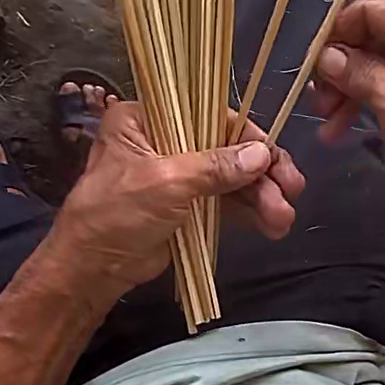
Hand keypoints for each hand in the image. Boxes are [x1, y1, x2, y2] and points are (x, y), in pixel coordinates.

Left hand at [46, 100, 305, 303]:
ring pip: (233, 177)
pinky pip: (227, 201)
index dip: (247, 135)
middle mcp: (167, 138)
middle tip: (292, 191)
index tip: (273, 157)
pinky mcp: (190, 203)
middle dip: (262, 173)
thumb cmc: (115, 214)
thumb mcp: (165, 183)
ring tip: (283, 220)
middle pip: (228, 147)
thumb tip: (262, 155)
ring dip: (261, 197)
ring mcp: (181, 173)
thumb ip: (215, 167)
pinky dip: (250, 212)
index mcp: (149, 118)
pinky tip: (272, 226)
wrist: (92, 270)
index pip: (209, 114)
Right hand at [312, 0, 384, 212]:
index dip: (337, 34)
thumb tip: (324, 56)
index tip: (308, 64)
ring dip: (353, 85)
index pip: (376, 7)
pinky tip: (345, 122)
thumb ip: (358, 72)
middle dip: (344, 66)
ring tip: (328, 120)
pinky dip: (373, 94)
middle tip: (318, 101)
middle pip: (379, 30)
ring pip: (384, 55)